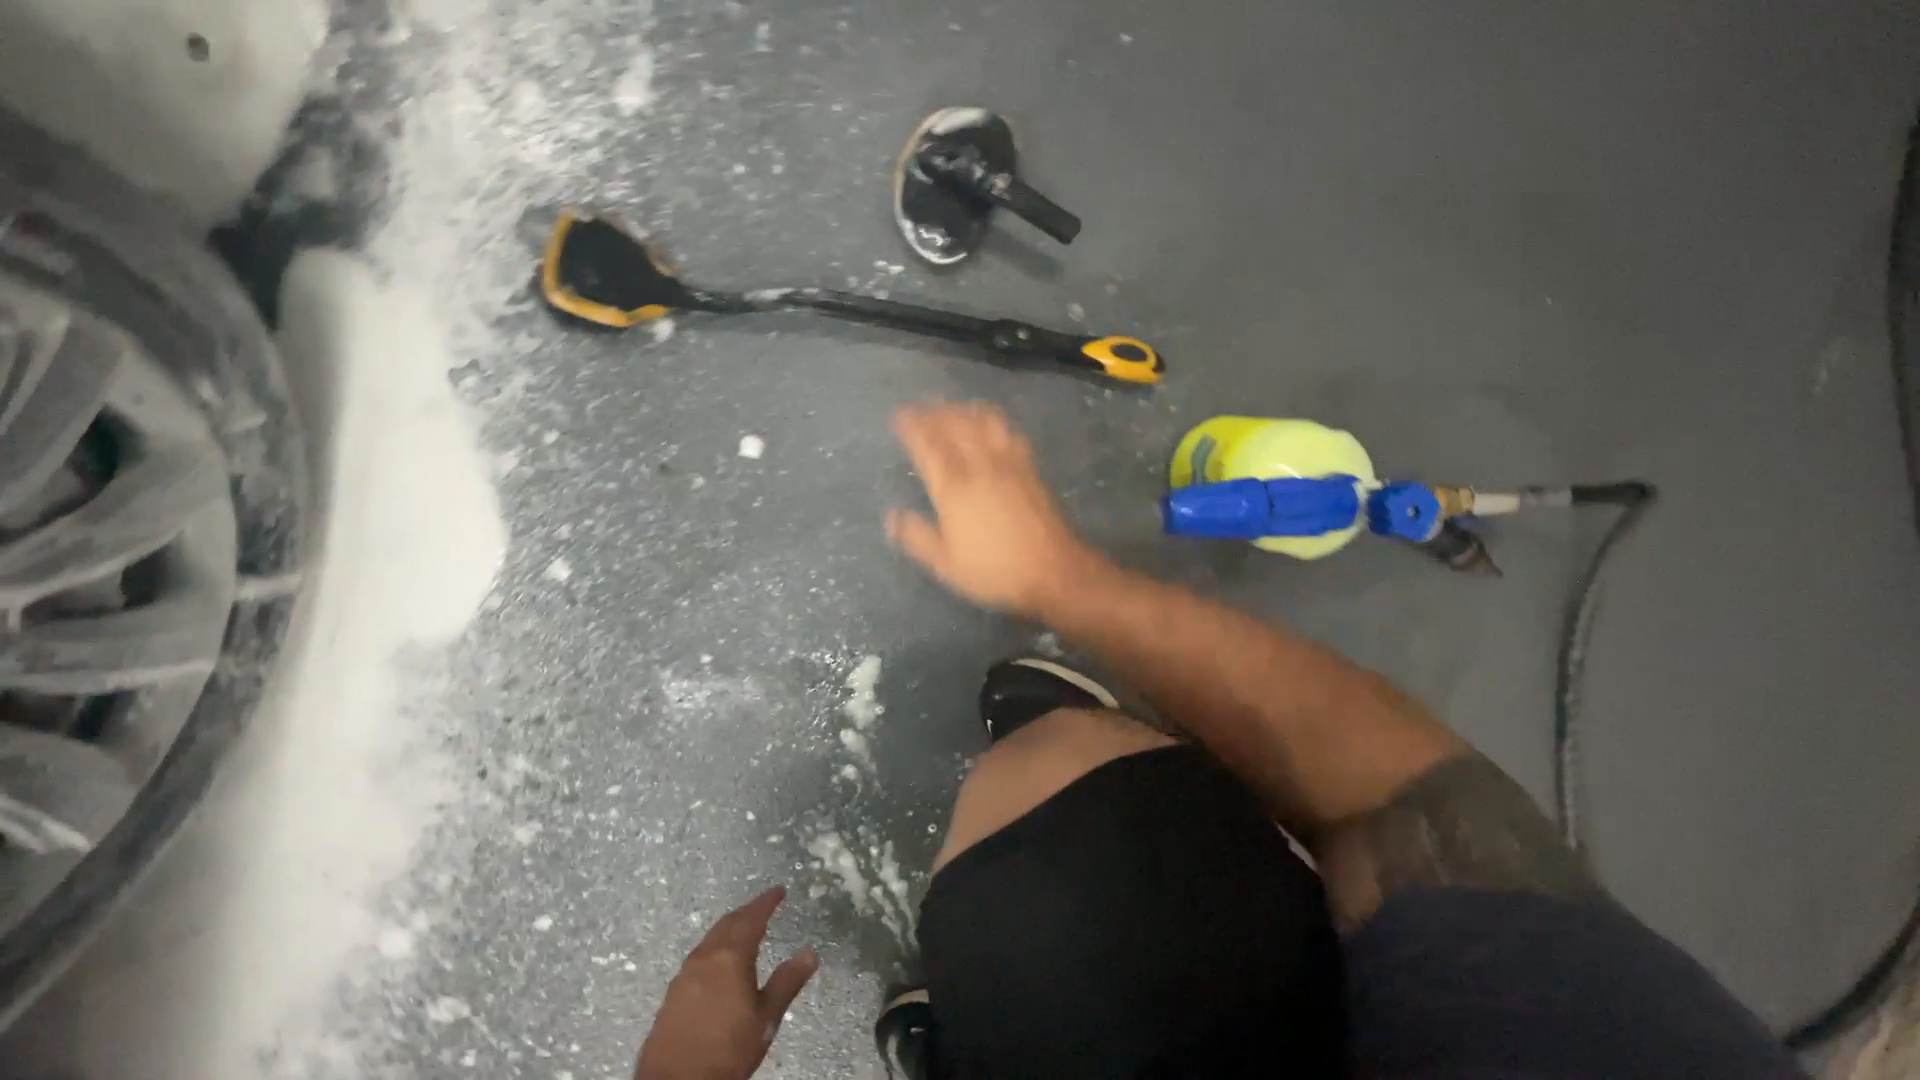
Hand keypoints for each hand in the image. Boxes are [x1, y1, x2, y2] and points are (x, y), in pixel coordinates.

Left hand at [634, 887, 817, 1079]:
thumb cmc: (727, 1049)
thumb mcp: (766, 1019)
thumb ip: (787, 982)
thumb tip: (811, 952)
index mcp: (730, 957)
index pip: (752, 917)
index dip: (767, 901)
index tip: (780, 890)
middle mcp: (705, 957)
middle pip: (728, 923)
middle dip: (748, 911)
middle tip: (765, 906)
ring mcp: (685, 974)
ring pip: (711, 938)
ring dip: (730, 928)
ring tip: (746, 930)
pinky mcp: (674, 992)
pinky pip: (700, 955)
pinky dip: (717, 947)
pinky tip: (721, 963)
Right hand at [888, 402, 1101, 616]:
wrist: (1052, 570)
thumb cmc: (993, 570)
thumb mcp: (945, 563)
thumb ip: (917, 536)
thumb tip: (892, 516)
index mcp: (953, 488)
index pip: (928, 445)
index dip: (912, 426)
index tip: (900, 415)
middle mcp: (980, 467)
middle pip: (956, 425)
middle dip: (936, 411)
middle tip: (922, 406)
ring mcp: (1008, 464)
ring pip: (984, 422)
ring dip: (966, 410)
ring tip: (954, 408)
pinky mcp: (1030, 469)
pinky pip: (1009, 433)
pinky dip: (995, 421)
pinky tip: (992, 424)